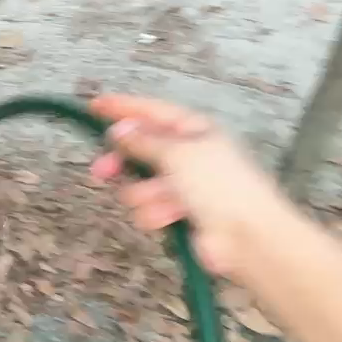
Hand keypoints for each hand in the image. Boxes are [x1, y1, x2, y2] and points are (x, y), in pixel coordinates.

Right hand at [88, 94, 290, 277]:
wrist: (247, 236)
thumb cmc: (221, 186)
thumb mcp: (178, 153)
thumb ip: (144, 141)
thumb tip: (120, 129)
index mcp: (194, 129)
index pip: (150, 112)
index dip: (121, 108)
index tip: (94, 105)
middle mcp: (187, 153)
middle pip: (139, 150)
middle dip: (122, 163)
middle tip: (101, 171)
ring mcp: (182, 184)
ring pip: (139, 184)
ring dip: (146, 195)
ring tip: (165, 203)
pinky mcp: (176, 211)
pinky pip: (148, 208)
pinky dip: (155, 213)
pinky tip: (171, 218)